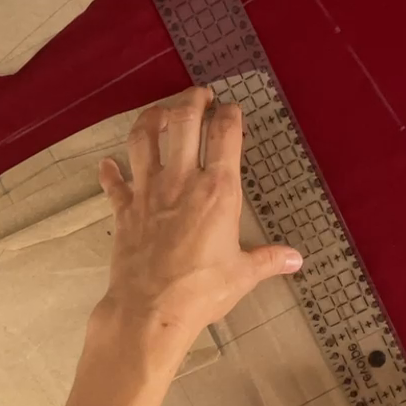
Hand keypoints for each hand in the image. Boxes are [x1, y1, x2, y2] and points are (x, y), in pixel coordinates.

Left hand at [94, 87, 302, 362]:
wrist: (152, 310)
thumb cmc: (203, 291)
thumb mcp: (243, 275)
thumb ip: (268, 260)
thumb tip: (296, 259)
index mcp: (218, 191)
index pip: (226, 134)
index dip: (230, 114)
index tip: (231, 108)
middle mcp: (182, 181)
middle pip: (184, 121)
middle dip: (192, 100)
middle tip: (198, 95)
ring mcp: (149, 192)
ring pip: (144, 138)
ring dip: (151, 118)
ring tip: (159, 112)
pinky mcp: (124, 210)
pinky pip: (114, 183)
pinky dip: (111, 171)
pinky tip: (108, 164)